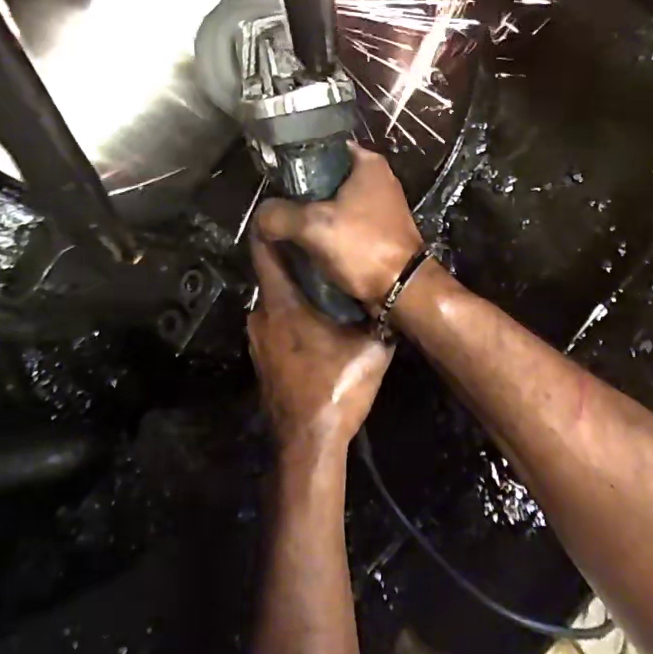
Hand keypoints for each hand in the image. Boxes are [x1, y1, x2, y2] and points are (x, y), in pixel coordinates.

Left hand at [247, 234, 393, 460]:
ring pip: (274, 303)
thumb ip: (378, 316)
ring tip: (324, 285)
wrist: (308, 442)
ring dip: (294, 292)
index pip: (265, 253)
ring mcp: (258, 340)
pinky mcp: (262, 360)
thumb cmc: (337, 385)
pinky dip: (290, 317)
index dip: (270, 230)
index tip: (283, 211)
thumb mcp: (371, 347)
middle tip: (323, 250)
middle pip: (272, 276)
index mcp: (282, 304)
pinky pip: (275, 325)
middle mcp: (261, 316)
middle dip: (293, 261)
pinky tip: (315, 323)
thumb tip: (394, 294)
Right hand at [254, 144, 423, 308]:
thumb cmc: (362, 247)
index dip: (295, 162)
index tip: (274, 179)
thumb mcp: (313, 226)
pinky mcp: (377, 230)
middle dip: (300, 194)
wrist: (402, 289)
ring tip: (285, 228)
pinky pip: (343, 224)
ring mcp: (379, 205)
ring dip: (312, 216)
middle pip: (325, 178)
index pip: (322, 149)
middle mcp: (377, 178)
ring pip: (332, 204)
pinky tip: (306, 244)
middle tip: (275, 207)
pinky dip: (326, 232)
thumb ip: (279, 215)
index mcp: (367, 163)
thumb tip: (261, 216)